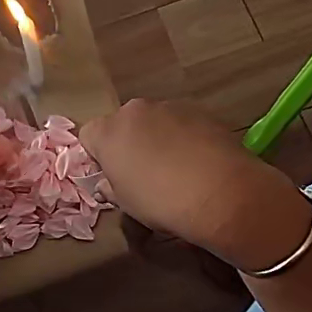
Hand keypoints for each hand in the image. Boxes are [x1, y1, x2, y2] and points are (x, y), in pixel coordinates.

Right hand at [79, 99, 305, 260]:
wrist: (223, 194)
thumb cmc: (161, 202)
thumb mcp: (126, 204)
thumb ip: (111, 187)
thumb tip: (109, 184)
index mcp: (108, 132)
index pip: (88, 135)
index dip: (98, 156)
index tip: (113, 176)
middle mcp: (135, 111)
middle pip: (122, 124)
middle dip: (128, 144)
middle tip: (143, 173)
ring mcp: (169, 107)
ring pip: (153, 122)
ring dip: (157, 139)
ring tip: (176, 169)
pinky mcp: (200, 111)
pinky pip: (181, 124)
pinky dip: (184, 138)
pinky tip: (198, 163)